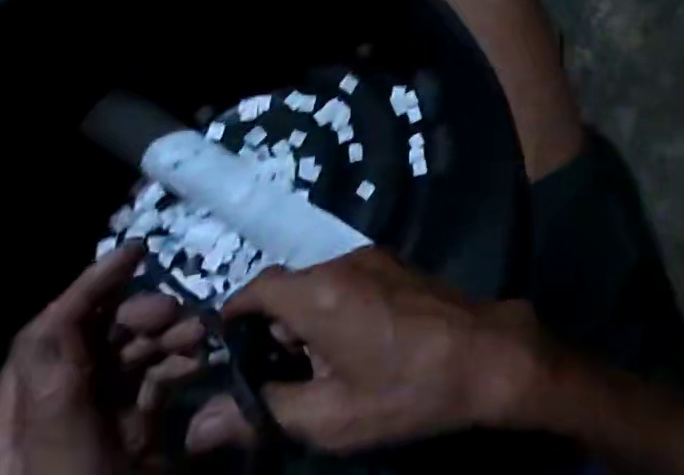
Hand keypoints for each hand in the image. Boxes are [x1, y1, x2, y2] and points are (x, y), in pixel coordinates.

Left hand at [0, 244, 238, 473]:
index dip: (88, 287)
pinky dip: (173, 370)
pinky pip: (145, 394)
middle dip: (137, 315)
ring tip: (201, 337)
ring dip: (162, 339)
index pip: (45, 337)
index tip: (138, 252)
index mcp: (15, 428)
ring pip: (121, 365)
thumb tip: (57, 317)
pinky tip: (200, 365)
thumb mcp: (62, 465)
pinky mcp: (122, 452)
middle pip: (87, 345)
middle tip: (181, 314)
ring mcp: (87, 439)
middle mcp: (46, 427)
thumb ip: (53, 395)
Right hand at [212, 248, 551, 454]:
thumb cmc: (405, 389)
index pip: (254, 290)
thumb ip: (263, 413)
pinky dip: (336, 305)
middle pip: (286, 288)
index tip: (230, 357)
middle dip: (275, 329)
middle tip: (286, 378)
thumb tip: (198, 426)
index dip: (234, 320)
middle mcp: (340, 261)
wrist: (485, 354)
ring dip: (308, 318)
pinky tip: (358, 344)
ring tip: (325, 367)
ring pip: (317, 284)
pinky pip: (346, 278)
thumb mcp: (330, 416)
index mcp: (317, 293)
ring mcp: (371, 257)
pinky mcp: (394, 261)